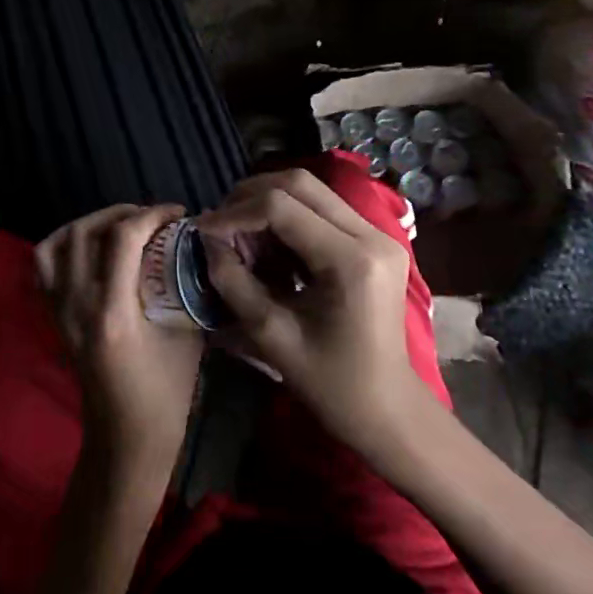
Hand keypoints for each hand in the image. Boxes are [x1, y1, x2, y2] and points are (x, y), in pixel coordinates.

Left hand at [36, 203, 202, 466]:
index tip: (176, 212)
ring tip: (118, 225)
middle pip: (84, 232)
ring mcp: (58, 310)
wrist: (125, 438)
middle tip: (150, 216)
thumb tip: (195, 246)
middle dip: (120, 213)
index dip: (151, 215)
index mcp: (113, 314)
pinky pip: (43, 266)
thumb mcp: (187, 336)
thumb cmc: (165, 394)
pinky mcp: (52, 316)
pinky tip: (90, 247)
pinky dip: (62, 245)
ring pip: (57, 243)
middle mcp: (76, 305)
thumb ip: (186, 287)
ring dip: (87, 224)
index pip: (122, 239)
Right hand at [194, 170, 432, 450]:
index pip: (281, 206)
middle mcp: (371, 235)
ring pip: (309, 190)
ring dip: (266, 203)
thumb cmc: (331, 383)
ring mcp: (378, 235)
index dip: (235, 213)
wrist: (389, 410)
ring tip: (239, 235)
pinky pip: (321, 208)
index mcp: (351, 261)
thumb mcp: (271, 335)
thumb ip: (233, 281)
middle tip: (219, 225)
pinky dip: (286, 216)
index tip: (203, 231)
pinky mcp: (374, 241)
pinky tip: (267, 244)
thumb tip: (207, 241)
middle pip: (298, 184)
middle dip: (249, 197)